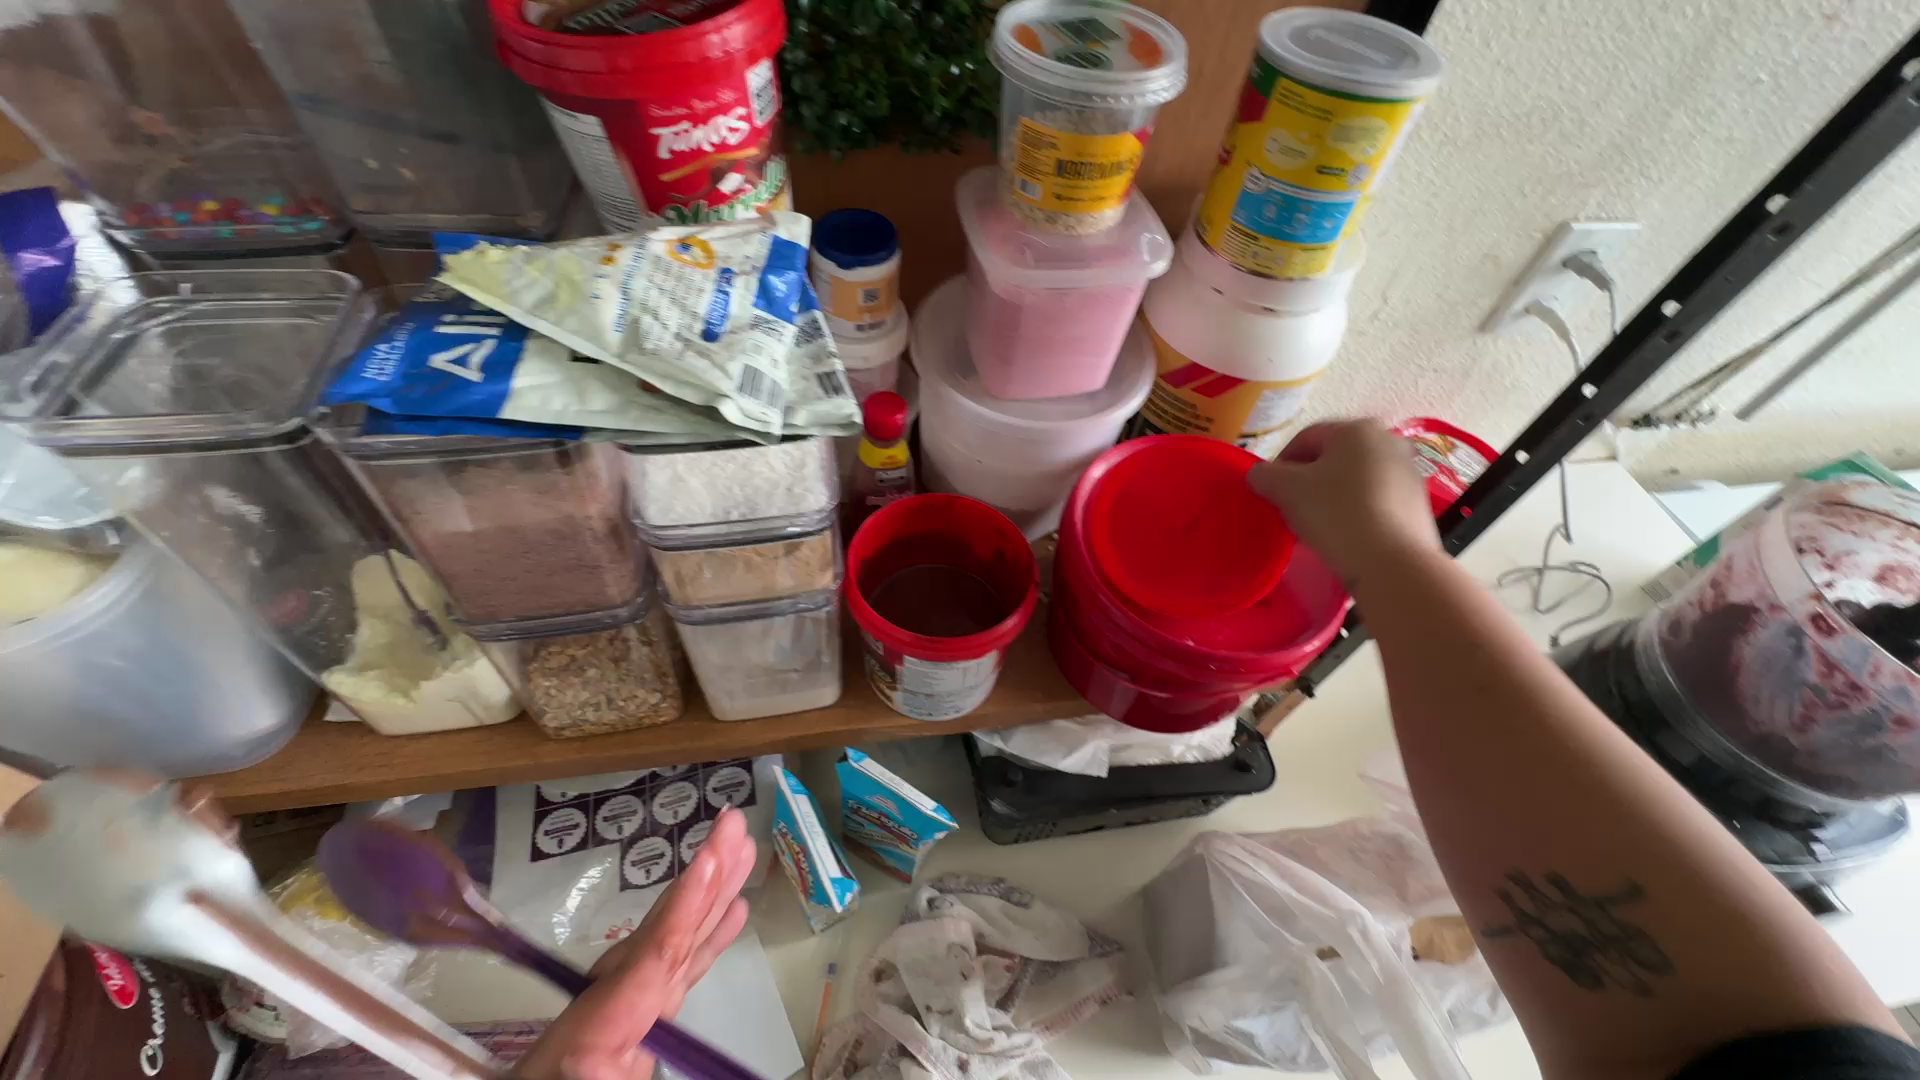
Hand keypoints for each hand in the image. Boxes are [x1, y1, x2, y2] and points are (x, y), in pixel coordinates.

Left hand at [514, 806, 757, 1079]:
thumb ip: (583, 1075)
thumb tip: (589, 1056)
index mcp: (604, 1016)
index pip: (655, 949)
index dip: (687, 901)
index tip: (711, 854)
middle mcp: (621, 997)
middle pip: (671, 926)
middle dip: (707, 872)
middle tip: (733, 821)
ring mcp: (634, 1007)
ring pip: (684, 938)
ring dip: (717, 892)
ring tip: (745, 849)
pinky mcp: (645, 1022)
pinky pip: (685, 968)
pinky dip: (711, 937)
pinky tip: (736, 910)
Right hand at [1248, 420, 1441, 586]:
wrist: (1390, 561)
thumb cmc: (1334, 513)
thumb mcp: (1286, 490)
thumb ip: (1264, 475)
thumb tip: (1258, 474)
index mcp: (1356, 429)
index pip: (1305, 438)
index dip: (1280, 463)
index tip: (1269, 490)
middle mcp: (1388, 441)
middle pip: (1332, 458)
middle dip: (1307, 480)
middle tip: (1290, 507)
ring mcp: (1408, 472)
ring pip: (1354, 480)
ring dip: (1331, 496)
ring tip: (1315, 524)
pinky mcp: (1418, 503)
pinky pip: (1375, 500)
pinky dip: (1355, 511)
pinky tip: (1343, 534)